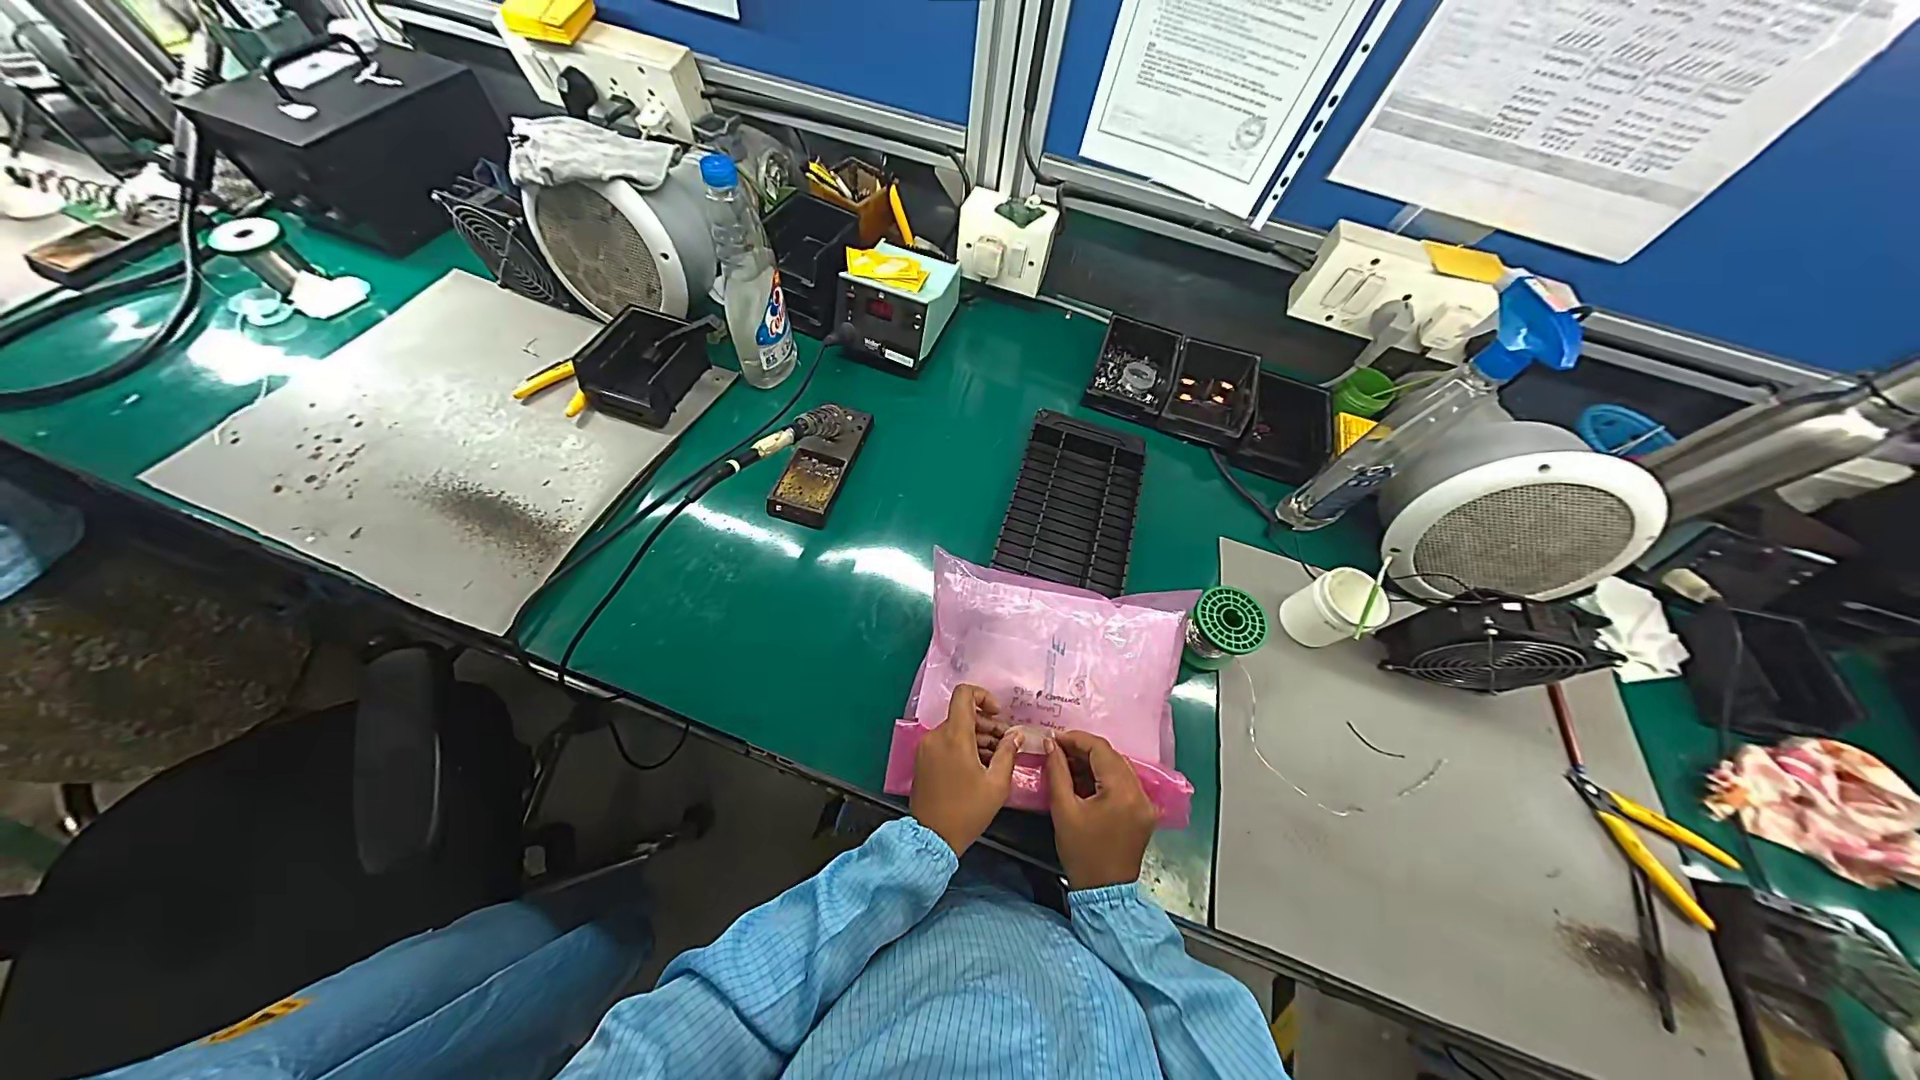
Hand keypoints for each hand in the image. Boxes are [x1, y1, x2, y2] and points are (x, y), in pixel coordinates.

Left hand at [911, 684, 1017, 855]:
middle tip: (1007, 743)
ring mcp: (926, 748)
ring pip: (955, 730)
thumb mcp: (996, 784)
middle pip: (963, 715)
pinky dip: (963, 746)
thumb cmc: (967, 811)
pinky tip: (980, 765)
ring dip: (977, 737)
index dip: (983, 696)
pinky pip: (945, 742)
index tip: (998, 714)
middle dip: (987, 725)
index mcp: (954, 736)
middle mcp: (936, 736)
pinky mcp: (922, 760)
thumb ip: (1008, 753)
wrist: (932, 838)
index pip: (964, 694)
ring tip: (997, 757)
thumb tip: (1016, 735)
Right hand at [1044, 730, 1156, 890]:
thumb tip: (1052, 745)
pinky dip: (1105, 776)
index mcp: (1122, 791)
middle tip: (1057, 749)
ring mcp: (1145, 802)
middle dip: (1083, 749)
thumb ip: (1057, 772)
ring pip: (1119, 767)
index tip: (1054, 739)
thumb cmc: (1081, 852)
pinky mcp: (1144, 812)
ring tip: (1067, 762)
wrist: (1104, 891)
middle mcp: (1140, 792)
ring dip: (1094, 761)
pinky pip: (1124, 782)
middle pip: (1112, 756)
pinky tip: (1084, 779)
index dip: (1076, 739)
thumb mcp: (1063, 809)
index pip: (1100, 749)